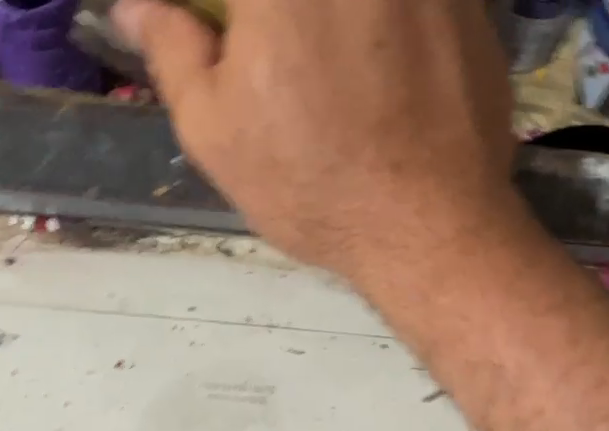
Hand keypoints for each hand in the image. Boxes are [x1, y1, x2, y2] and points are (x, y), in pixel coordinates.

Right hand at [111, 0, 523, 284]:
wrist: (432, 230)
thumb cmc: (312, 186)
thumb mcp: (215, 131)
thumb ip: (173, 50)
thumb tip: (139, 6)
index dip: (229, 18)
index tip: (224, 40)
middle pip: (294, 3)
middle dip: (275, 26)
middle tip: (272, 59)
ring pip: (355, 8)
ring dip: (333, 33)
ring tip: (336, 86)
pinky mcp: (469, 0)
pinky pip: (412, 7)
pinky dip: (388, 31)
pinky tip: (387, 81)